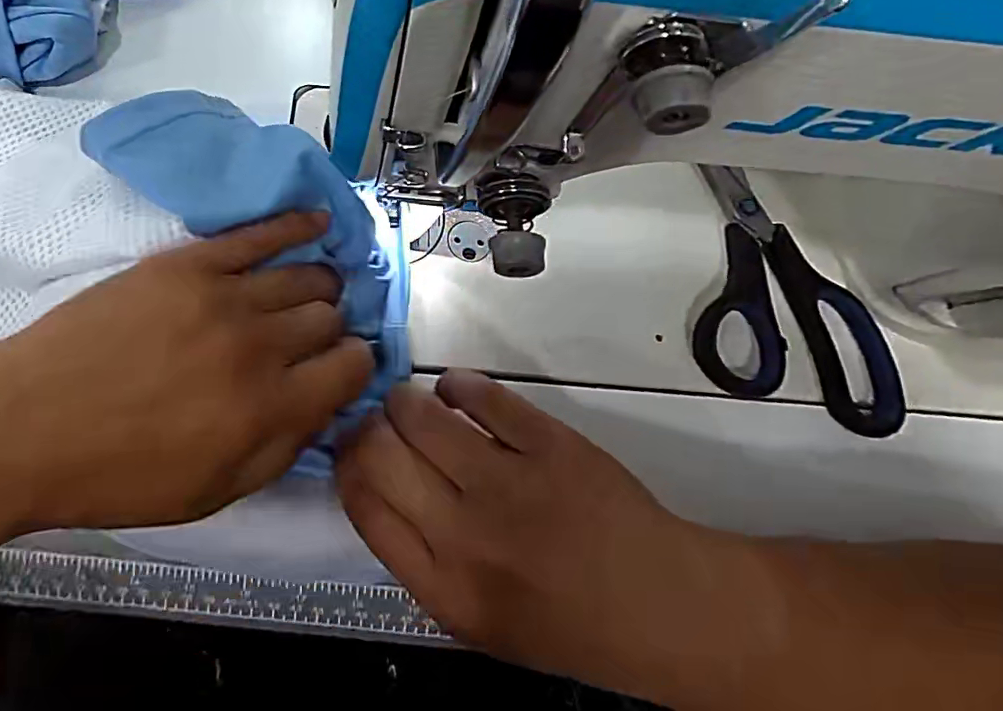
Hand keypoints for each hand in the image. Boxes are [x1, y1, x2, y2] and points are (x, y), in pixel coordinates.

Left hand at [0, 211, 375, 576]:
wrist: (23, 427)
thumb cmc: (117, 475)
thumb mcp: (213, 493)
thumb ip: (284, 449)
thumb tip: (328, 406)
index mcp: (269, 409)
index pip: (350, 368)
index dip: (354, 366)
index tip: (341, 368)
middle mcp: (259, 346)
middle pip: (329, 317)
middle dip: (332, 329)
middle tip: (312, 338)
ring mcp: (224, 295)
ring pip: (304, 275)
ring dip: (318, 286)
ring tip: (310, 293)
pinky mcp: (188, 262)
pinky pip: (260, 233)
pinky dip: (298, 225)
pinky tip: (319, 222)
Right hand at [336, 371, 787, 706]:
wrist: (656, 605)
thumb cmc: (560, 617)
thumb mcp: (473, 615)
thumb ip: (418, 555)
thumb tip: (375, 478)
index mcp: (442, 587)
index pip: (363, 503)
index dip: (346, 462)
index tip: (352, 445)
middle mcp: (465, 536)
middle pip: (380, 453)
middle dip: (368, 426)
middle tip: (380, 420)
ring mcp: (508, 484)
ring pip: (422, 415)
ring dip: (407, 400)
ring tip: (414, 402)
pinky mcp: (547, 443)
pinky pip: (480, 394)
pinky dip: (459, 384)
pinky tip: (459, 390)